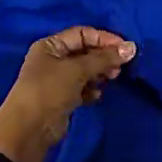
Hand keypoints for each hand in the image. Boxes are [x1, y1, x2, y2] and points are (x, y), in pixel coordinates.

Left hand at [0, 27, 135, 159]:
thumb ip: (104, 58)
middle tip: (119, 68)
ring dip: (99, 73)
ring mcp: (57, 79)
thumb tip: (131, 47)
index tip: (126, 49)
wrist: (30, 128)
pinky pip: (83, 87)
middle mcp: (53, 59)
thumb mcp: (76, 70)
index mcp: (50, 45)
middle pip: (85, 51)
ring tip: (111, 79)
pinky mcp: (63, 97)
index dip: (104, 39)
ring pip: (85, 70)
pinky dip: (91, 89)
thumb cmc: (49, 90)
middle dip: (104, 57)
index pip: (81, 34)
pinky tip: (96, 95)